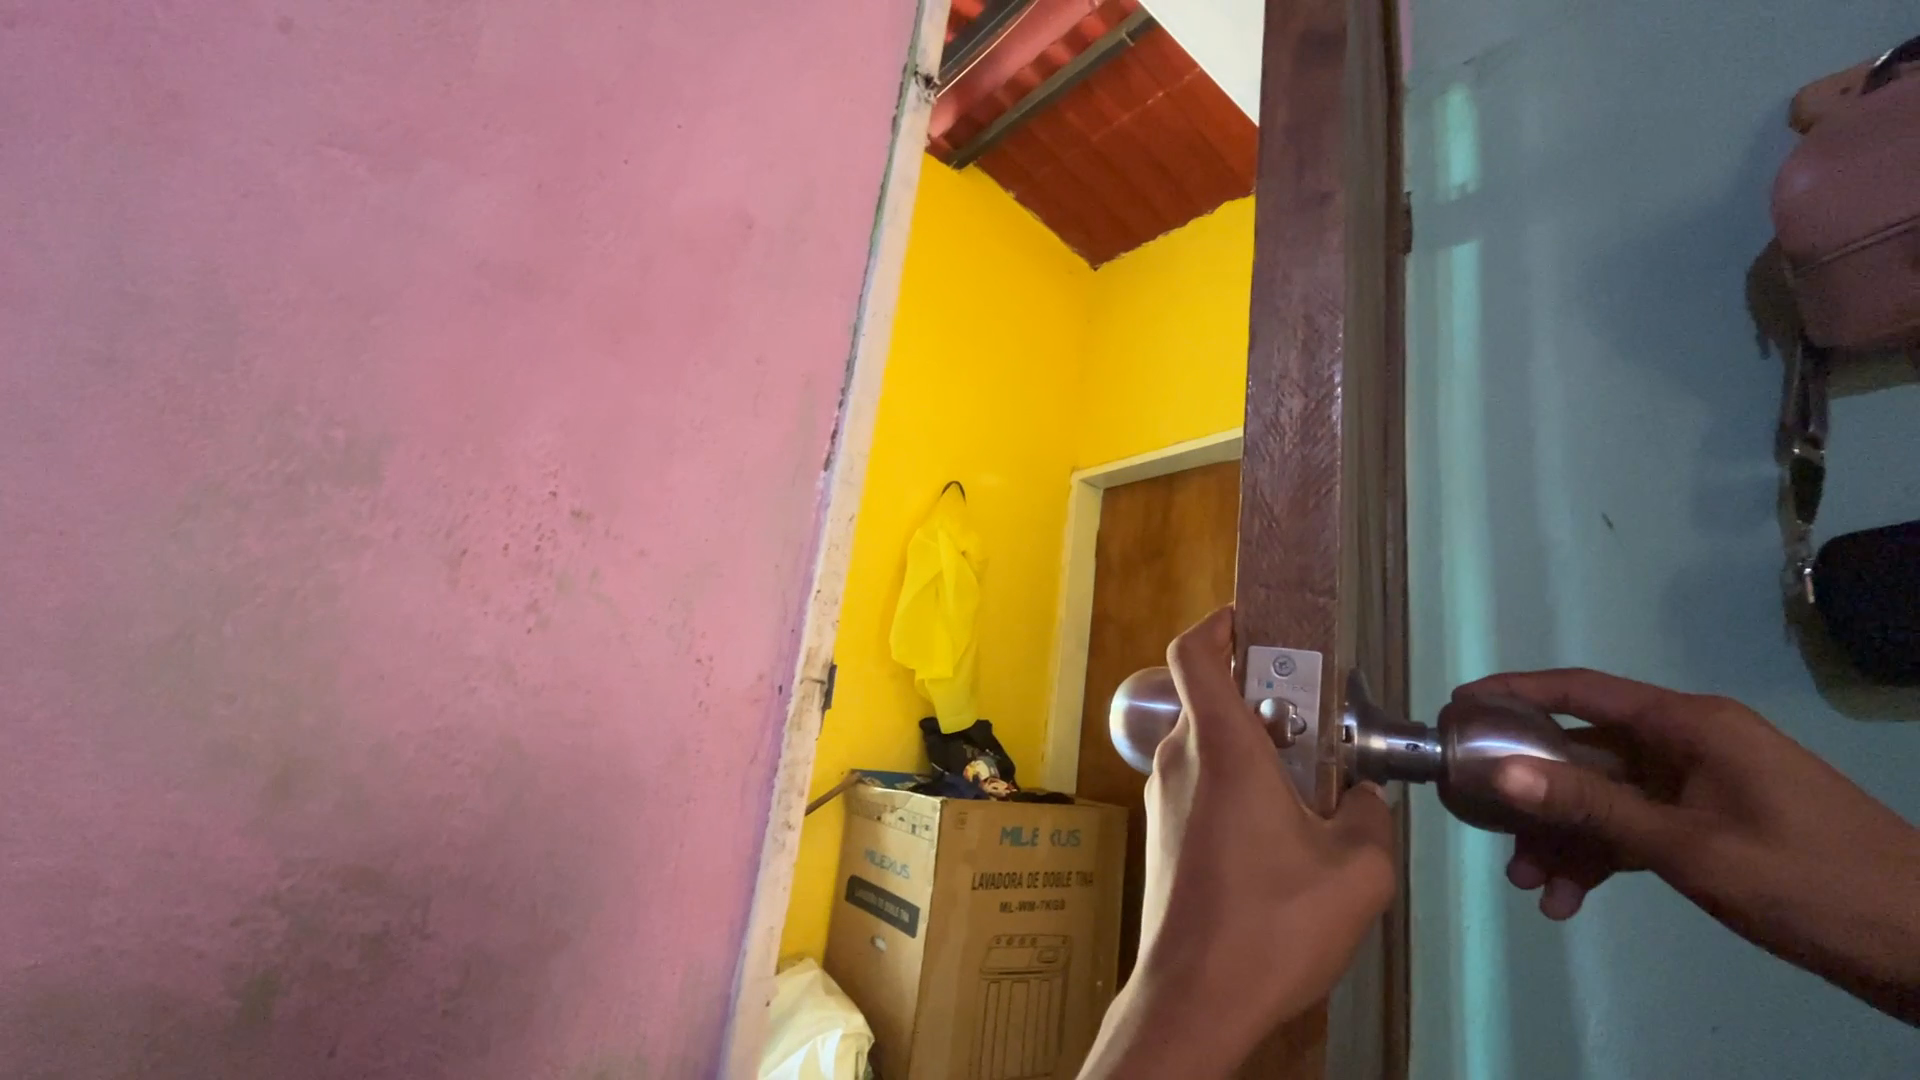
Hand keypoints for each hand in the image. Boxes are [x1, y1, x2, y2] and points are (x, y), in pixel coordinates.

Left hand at [1079, 609, 1396, 1078]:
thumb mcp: (1356, 872)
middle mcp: (1179, 757)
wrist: (1194, 995)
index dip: (1219, 624)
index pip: (1194, 652)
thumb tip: (1365, 796)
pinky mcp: (1160, 829)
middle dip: (1259, 696)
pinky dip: (1233, 780)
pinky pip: (1197, 781)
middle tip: (1315, 719)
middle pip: (1207, 696)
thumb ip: (1370, 818)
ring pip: (1205, 743)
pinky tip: (1276, 830)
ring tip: (1308, 783)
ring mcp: (1162, 794)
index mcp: (1219, 746)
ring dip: (1250, 745)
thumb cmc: (1273, 924)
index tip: (1254, 621)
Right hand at [1462, 668, 1919, 1023]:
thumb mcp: (1689, 848)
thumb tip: (1499, 773)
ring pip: (1599, 798)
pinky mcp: (1706, 824)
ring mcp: (1696, 786)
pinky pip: (1629, 828)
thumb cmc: (1813, 883)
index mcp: (1687, 726)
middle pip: (1580, 754)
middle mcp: (1684, 744)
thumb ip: (1589, 806)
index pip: (1579, 691)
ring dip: (1560, 838)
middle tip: (1486, 824)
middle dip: (1532, 797)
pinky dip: (1597, 858)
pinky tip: (1568, 898)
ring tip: (1529, 884)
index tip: (1456, 706)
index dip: (1512, 692)